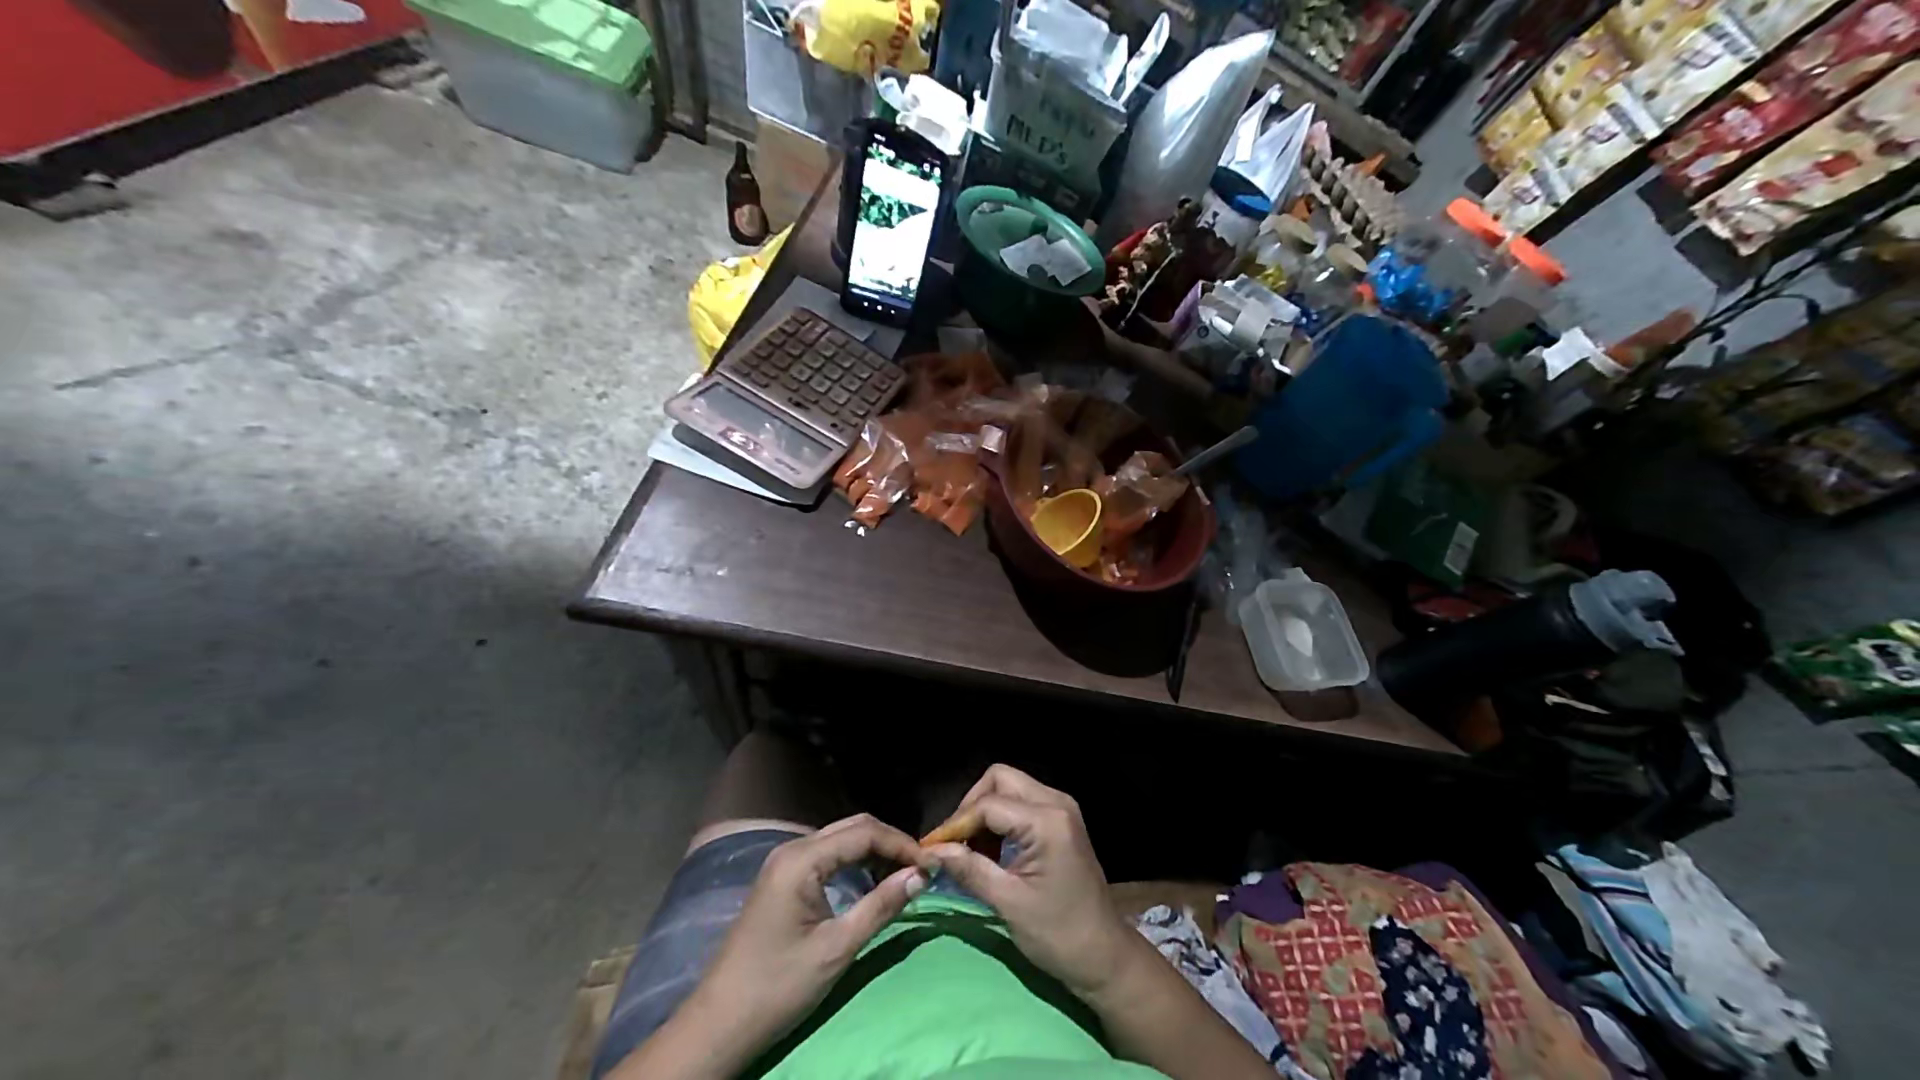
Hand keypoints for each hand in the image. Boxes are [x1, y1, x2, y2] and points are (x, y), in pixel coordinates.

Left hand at [681, 814, 927, 1056]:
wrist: (721, 1021)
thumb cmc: (780, 985)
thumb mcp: (837, 947)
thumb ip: (881, 905)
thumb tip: (921, 875)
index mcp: (802, 859)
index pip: (865, 832)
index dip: (903, 845)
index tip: (932, 866)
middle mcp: (793, 848)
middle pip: (853, 827)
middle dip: (891, 843)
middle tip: (922, 869)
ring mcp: (785, 862)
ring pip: (841, 839)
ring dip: (875, 851)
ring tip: (905, 875)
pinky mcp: (783, 878)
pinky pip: (828, 855)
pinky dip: (856, 862)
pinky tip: (873, 881)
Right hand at [921, 765, 1139, 998]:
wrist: (1104, 956)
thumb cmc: (1058, 933)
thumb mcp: (1008, 902)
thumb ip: (969, 868)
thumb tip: (932, 851)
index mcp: (1046, 821)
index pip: (988, 805)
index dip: (955, 824)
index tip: (931, 848)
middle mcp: (1056, 803)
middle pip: (999, 779)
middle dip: (971, 807)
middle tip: (953, 843)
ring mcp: (1061, 809)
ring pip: (1010, 788)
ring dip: (985, 813)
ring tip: (968, 851)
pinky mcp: (1061, 820)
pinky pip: (1022, 803)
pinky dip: (1001, 820)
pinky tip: (990, 852)